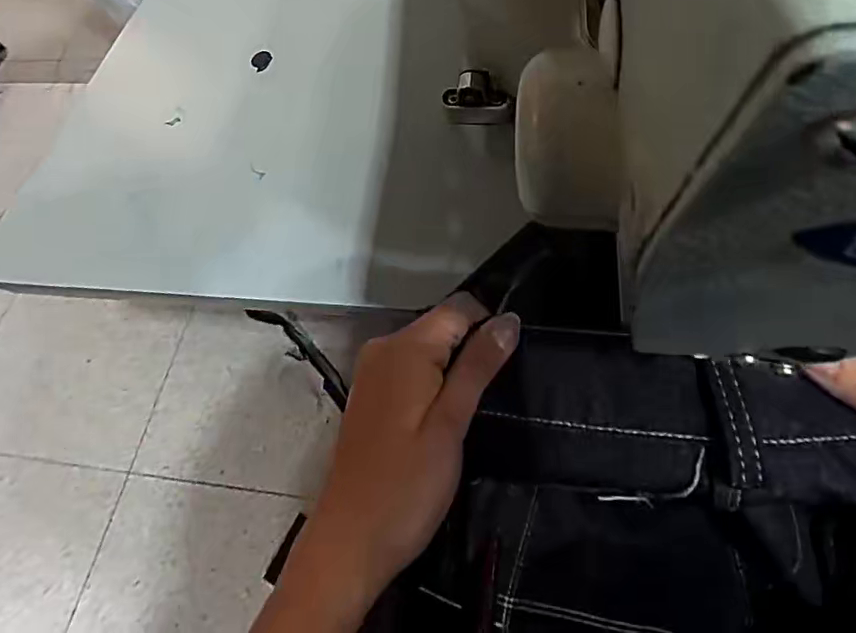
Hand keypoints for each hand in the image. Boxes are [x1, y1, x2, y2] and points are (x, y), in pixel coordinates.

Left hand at [253, 296, 519, 632]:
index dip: (491, 324)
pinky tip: (444, 416)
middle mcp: (385, 347)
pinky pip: (413, 367)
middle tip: (493, 392)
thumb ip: (479, 365)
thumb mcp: (452, 423)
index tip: (509, 362)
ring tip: (473, 407)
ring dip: (455, 365)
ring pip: (429, 346)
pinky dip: (434, 380)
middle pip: (444, 323)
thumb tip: (508, 320)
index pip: (461, 307)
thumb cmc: (405, 487)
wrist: (346, 547)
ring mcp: (373, 371)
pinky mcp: (370, 394)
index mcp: (406, 347)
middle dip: (473, 346)